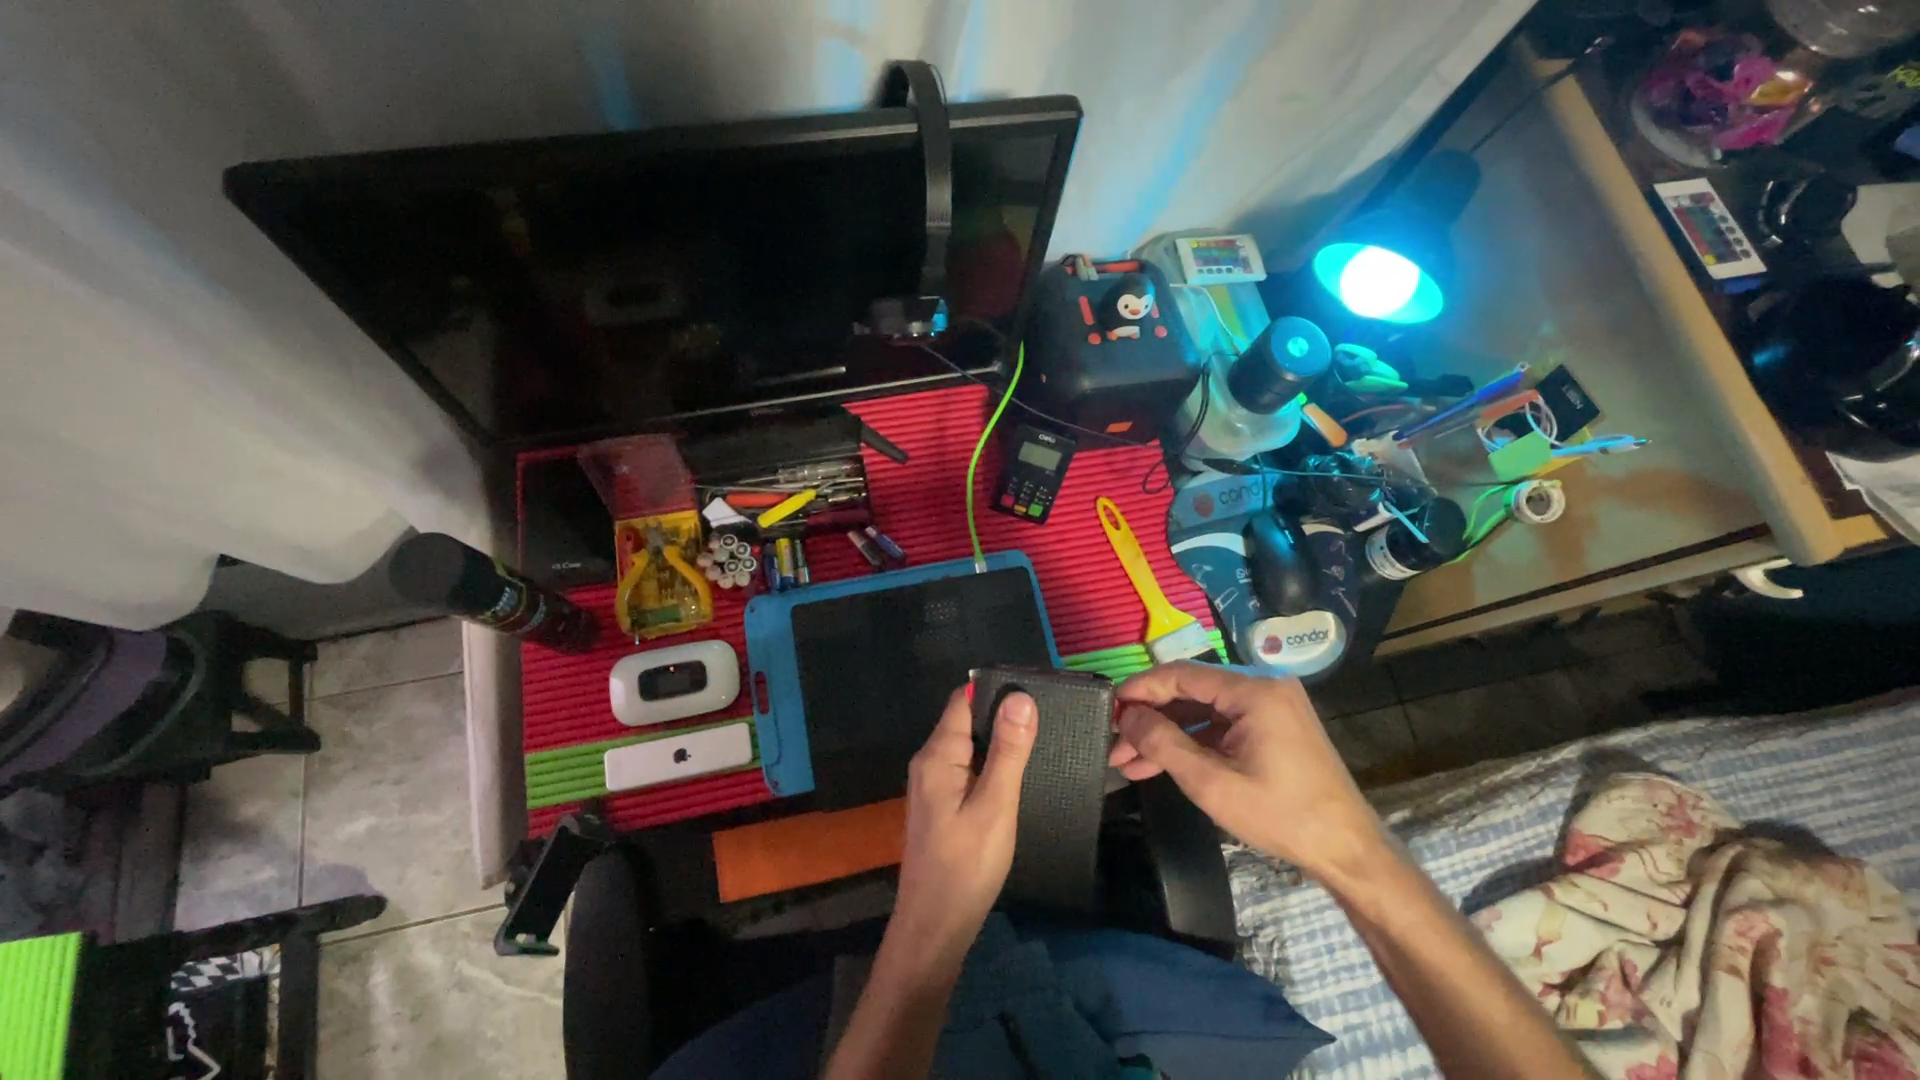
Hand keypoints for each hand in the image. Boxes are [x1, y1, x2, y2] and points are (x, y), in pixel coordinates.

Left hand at [891, 685, 1036, 961]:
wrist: (936, 924)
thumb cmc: (966, 865)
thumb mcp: (994, 805)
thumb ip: (1007, 751)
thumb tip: (1020, 697)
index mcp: (937, 755)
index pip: (963, 700)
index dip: (997, 689)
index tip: (1037, 688)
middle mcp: (929, 762)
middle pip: (966, 719)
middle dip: (1003, 713)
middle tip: (1050, 714)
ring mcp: (933, 784)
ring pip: (969, 745)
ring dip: (1000, 740)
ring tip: (1043, 738)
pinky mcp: (942, 804)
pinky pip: (968, 768)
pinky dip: (992, 764)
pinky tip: (1019, 773)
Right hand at [1109, 662, 1388, 885]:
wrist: (1345, 848)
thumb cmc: (1280, 815)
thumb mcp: (1212, 782)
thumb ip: (1163, 743)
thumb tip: (1126, 716)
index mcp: (1254, 691)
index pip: (1181, 674)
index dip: (1140, 689)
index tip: (1108, 708)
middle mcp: (1264, 687)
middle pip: (1190, 691)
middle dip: (1149, 720)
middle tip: (1114, 745)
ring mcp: (1270, 706)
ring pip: (1202, 711)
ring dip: (1166, 735)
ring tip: (1128, 764)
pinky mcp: (1272, 726)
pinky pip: (1221, 724)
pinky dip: (1191, 743)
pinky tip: (1158, 765)